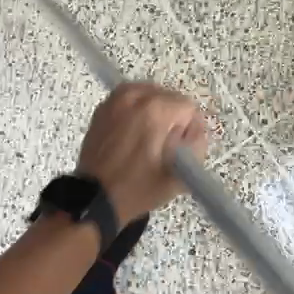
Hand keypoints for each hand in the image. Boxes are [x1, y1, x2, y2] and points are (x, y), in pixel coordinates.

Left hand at [75, 83, 207, 226]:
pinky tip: (134, 134)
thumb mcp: (179, 175)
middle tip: (165, 146)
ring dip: (156, 113)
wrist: (95, 198)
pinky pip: (131, 100)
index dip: (190, 129)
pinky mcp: (104, 106)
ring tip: (149, 140)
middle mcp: (134, 96)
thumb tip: (196, 128)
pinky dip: (137, 112)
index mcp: (154, 110)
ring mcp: (116, 99)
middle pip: (170, 98)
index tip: (181, 148)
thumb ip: (197, 145)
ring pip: (150, 96)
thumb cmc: (138, 189)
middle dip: (173, 119)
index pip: (188, 107)